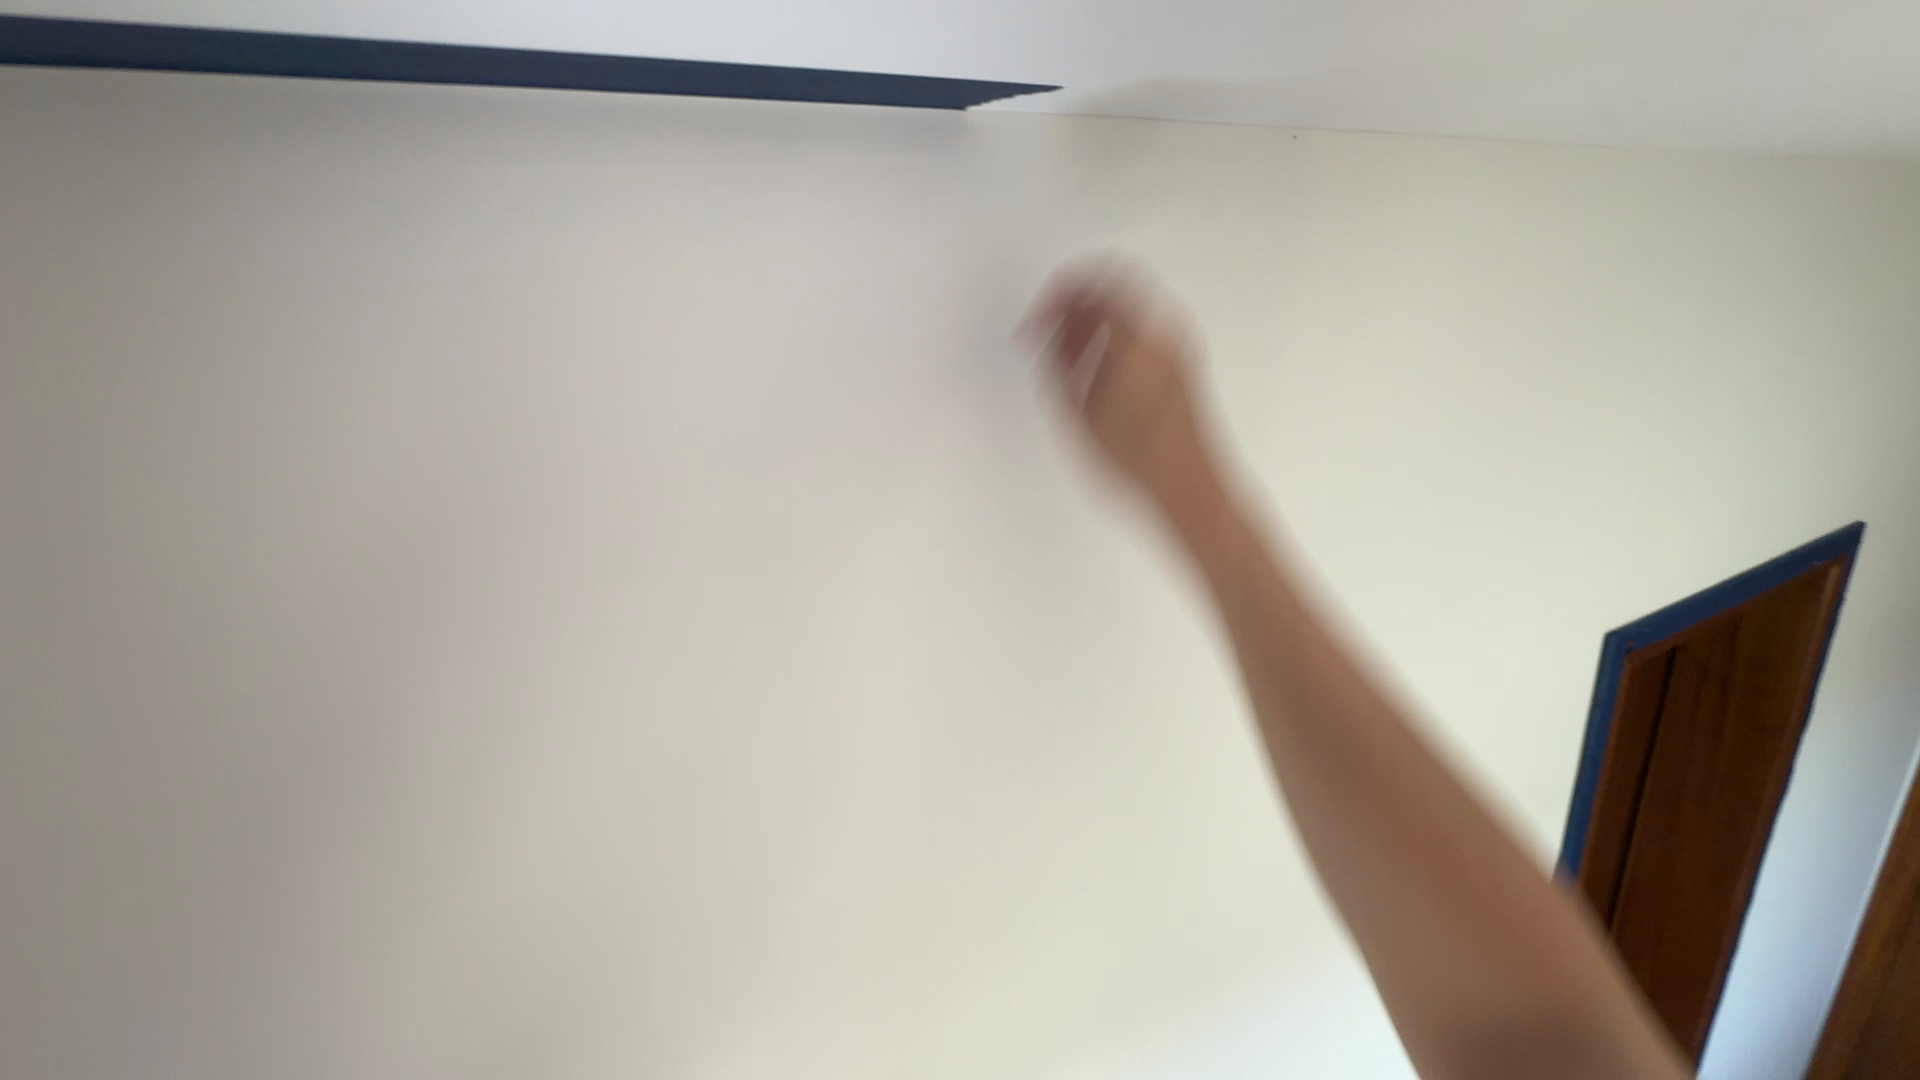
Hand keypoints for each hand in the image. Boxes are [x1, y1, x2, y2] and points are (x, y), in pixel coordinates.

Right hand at [1020, 260, 1222, 511]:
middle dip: (1072, 307)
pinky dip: (1112, 339)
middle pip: (1111, 289)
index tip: (1037, 320)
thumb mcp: (1079, 411)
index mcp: (1136, 333)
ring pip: (1127, 309)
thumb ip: (1058, 362)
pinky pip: (1141, 332)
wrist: (1190, 489)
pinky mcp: (1182, 367)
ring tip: (1067, 355)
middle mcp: (1163, 332)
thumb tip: (1046, 338)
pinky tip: (1094, 370)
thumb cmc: (1143, 459)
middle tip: (1048, 331)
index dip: (1053, 299)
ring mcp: (1178, 349)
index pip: (1088, 283)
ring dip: (1092, 325)